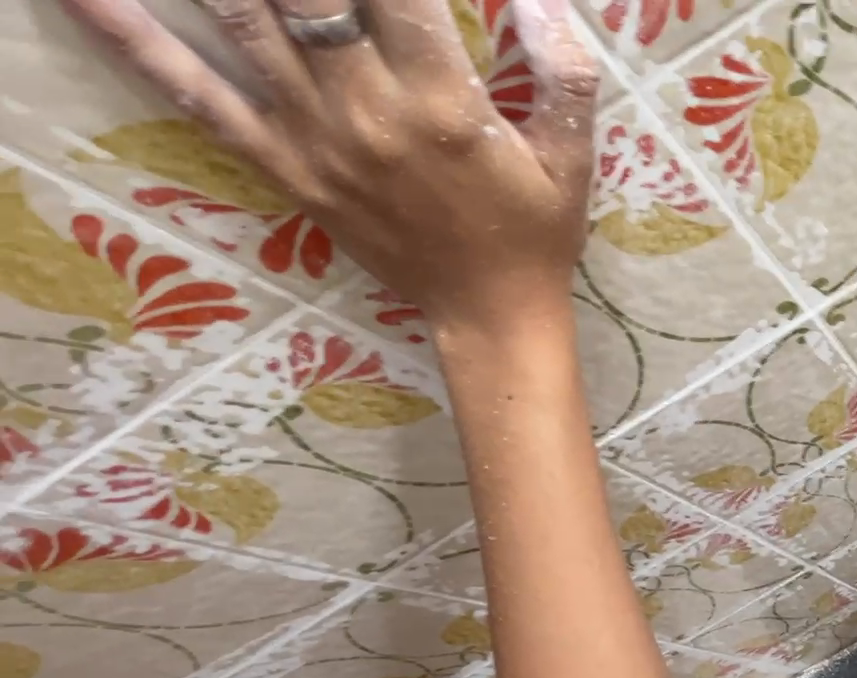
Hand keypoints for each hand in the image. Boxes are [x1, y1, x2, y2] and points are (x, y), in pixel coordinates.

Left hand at [61, 0, 599, 340]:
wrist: (493, 313)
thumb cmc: (537, 235)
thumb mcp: (572, 163)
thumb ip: (565, 78)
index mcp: (447, 105)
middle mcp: (368, 108)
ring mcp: (315, 136)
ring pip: (241, 15)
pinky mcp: (283, 165)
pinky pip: (192, 93)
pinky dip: (128, 34)